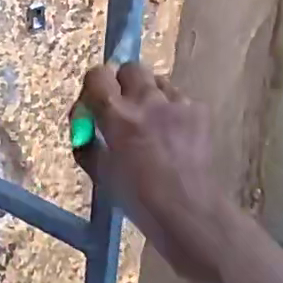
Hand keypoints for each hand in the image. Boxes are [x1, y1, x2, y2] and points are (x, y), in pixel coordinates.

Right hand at [78, 63, 239, 282]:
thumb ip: (87, 144)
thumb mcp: (101, 174)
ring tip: (151, 121)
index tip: (95, 105)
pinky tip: (174, 134)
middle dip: (123, 84)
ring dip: (149, 95)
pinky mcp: (198, 110)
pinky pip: (179, 98)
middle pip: (129, 68)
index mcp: (116, 115)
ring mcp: (175, 103)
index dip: (94, 87)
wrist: (189, 213)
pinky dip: (172, 110)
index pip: (97, 75)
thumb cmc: (139, 200)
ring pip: (156, 81)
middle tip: (124, 108)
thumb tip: (83, 127)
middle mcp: (145, 100)